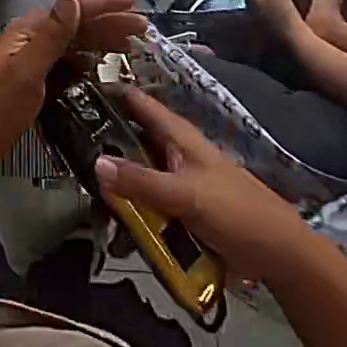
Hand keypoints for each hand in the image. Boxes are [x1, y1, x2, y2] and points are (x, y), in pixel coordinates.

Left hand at [0, 0, 147, 153]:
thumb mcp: (27, 70)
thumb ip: (51, 36)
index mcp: (31, 30)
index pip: (74, 10)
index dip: (106, 5)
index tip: (134, 4)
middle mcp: (34, 37)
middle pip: (79, 24)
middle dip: (111, 23)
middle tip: (143, 28)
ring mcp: (36, 56)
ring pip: (76, 41)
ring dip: (103, 40)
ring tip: (131, 45)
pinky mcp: (39, 76)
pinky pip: (71, 59)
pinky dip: (90, 58)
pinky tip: (104, 66)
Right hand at [93, 85, 314, 284]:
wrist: (278, 256)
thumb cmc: (236, 211)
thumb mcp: (185, 195)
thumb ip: (141, 182)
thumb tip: (95, 163)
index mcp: (177, 135)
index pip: (137, 102)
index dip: (109, 92)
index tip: (74, 91)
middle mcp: (171, 152)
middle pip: (129, 142)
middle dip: (102, 148)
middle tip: (67, 154)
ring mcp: (174, 182)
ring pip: (134, 177)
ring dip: (114, 188)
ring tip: (86, 199)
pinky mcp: (177, 210)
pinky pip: (145, 207)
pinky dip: (130, 214)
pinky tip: (113, 228)